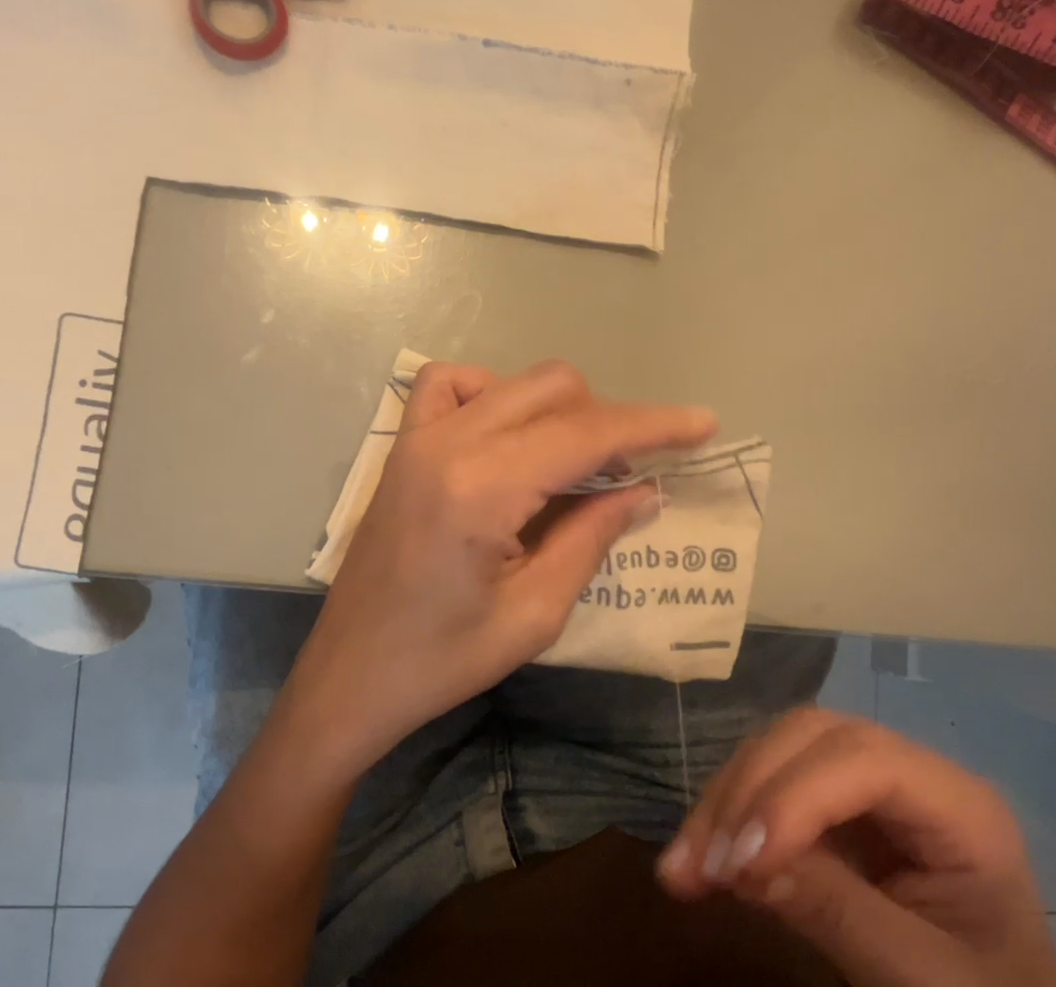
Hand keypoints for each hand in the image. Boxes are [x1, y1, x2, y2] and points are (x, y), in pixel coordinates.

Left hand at [282, 359, 716, 771]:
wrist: (351, 674)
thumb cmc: (443, 661)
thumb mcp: (535, 612)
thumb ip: (590, 537)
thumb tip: (644, 488)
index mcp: (481, 489)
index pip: (585, 433)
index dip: (652, 425)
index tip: (704, 425)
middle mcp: (446, 444)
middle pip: (552, 389)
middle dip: (608, 419)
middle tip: (632, 471)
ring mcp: (416, 440)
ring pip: (508, 381)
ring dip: (556, 408)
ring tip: (574, 461)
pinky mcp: (400, 450)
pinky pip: (450, 387)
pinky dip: (493, 394)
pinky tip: (509, 438)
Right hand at [658, 707, 1055, 986]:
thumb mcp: (926, 980)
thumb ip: (842, 916)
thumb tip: (743, 862)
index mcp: (962, 809)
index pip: (866, 761)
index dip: (795, 797)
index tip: (740, 865)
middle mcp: (911, 776)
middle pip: (810, 737)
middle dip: (747, 791)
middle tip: (700, 863)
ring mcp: (865, 789)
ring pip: (775, 752)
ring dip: (722, 804)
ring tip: (682, 870)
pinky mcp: (829, 812)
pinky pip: (763, 791)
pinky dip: (723, 821)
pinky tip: (695, 862)